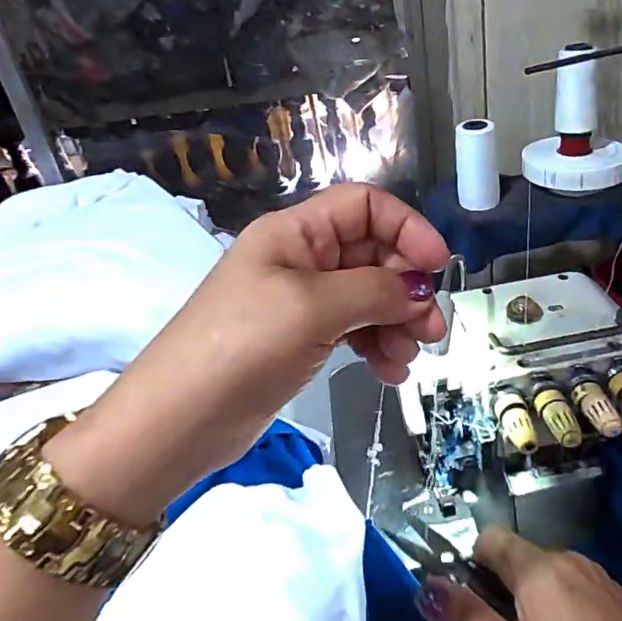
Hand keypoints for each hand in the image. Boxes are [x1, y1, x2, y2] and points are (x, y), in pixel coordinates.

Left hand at [44, 183, 449, 521]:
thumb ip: (373, 290)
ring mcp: (297, 302)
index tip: (438, 267)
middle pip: (369, 252)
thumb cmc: (244, 344)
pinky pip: (350, 329)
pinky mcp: (298, 340)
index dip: (405, 227)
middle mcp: (297, 259)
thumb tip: (418, 289)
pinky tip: (388, 372)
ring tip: (407, 357)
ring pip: (365, 295)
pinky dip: (374, 345)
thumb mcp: (311, 306)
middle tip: (429, 329)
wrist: (183, 414)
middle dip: (405, 284)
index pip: (362, 206)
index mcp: (293, 232)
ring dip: (395, 320)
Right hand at [419, 529, 621, 620]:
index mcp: (539, 565)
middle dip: (501, 590)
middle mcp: (570, 560)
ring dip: (532, 604)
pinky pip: (575, 595)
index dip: (471, 568)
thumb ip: (464, 619)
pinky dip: (563, 615)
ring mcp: (602, 583)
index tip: (475, 610)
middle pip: (516, 559)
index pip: (487, 538)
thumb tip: (424, 584)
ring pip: (547, 578)